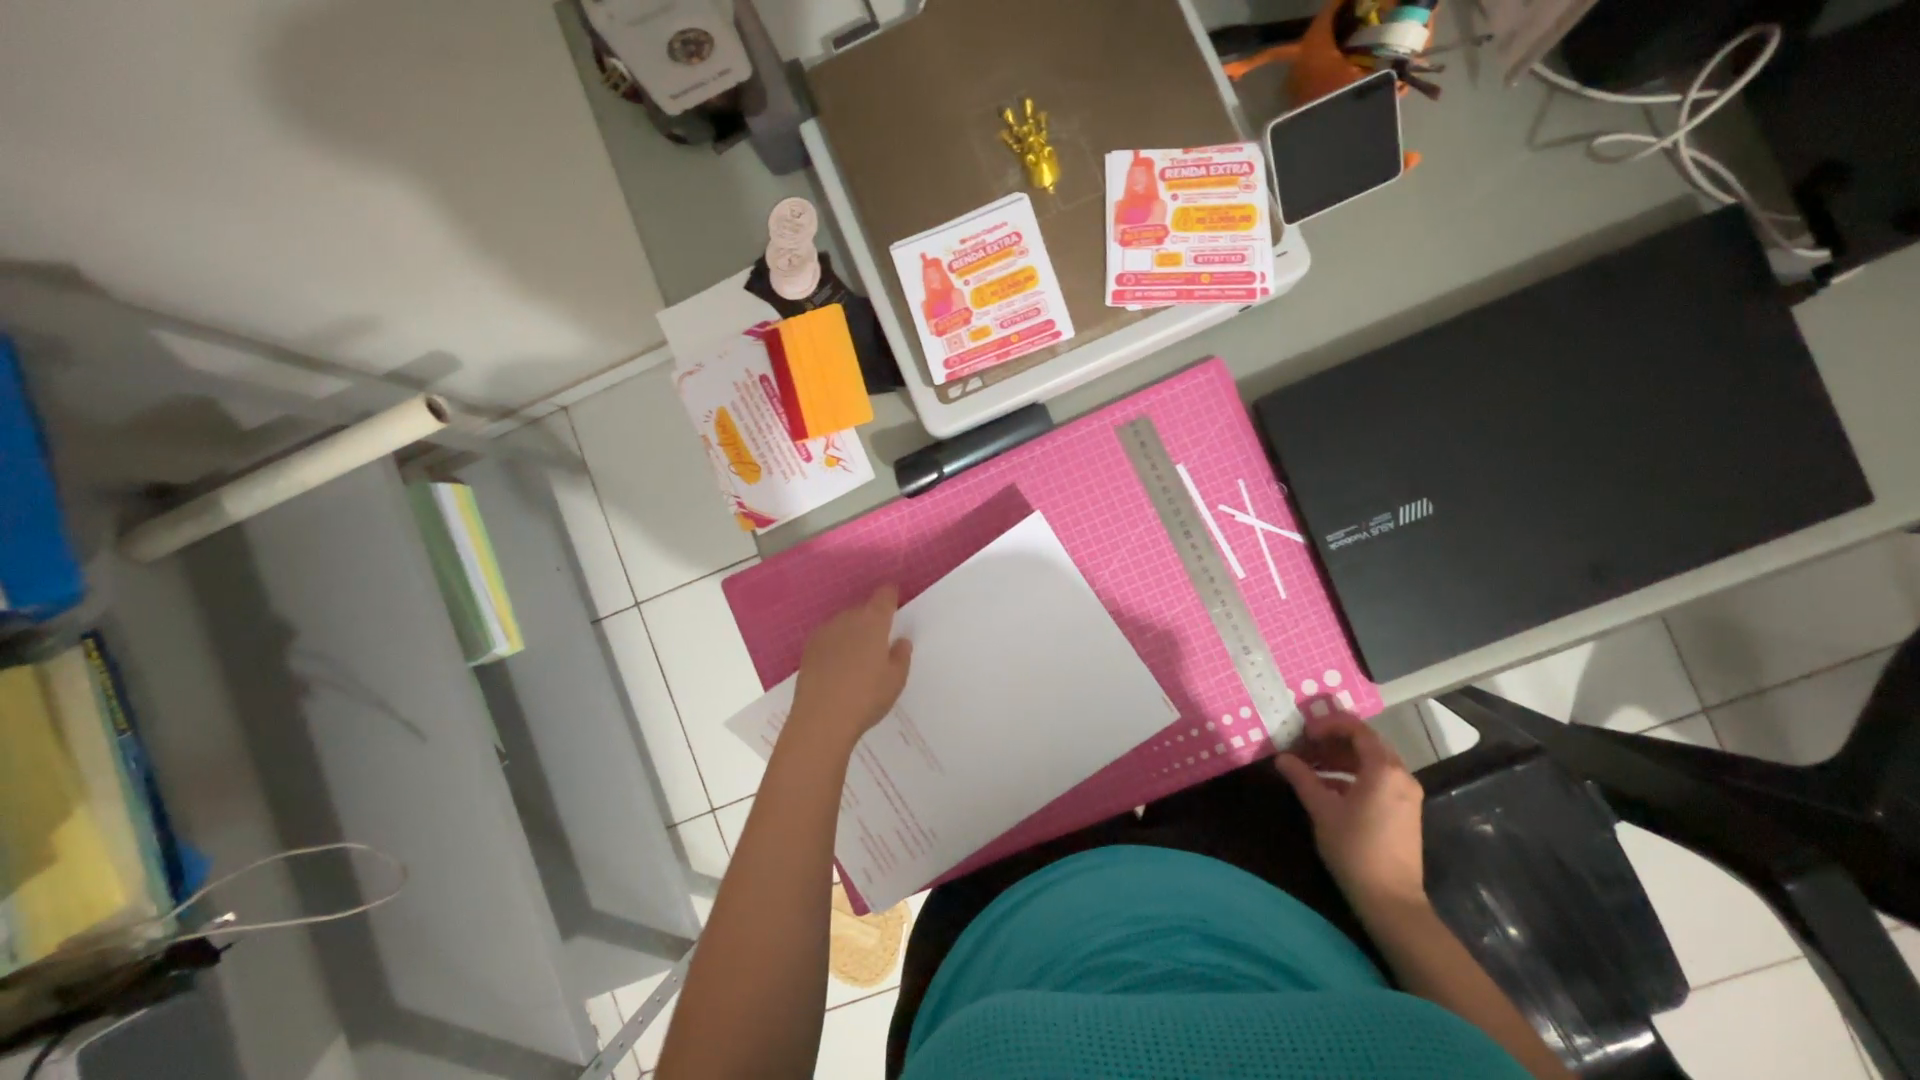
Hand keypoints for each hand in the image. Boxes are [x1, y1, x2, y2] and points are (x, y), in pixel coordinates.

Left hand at [787, 586, 912, 751]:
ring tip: (858, 658)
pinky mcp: (808, 649)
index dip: (891, 597)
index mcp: (873, 622)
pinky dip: (836, 645)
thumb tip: (900, 641)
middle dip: (872, 620)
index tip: (895, 604)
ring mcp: (824, 632)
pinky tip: (838, 666)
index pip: (884, 596)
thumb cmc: (866, 697)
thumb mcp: (895, 680)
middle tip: (879, 642)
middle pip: (863, 610)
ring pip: (844, 623)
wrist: (821, 719)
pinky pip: (829, 638)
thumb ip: (901, 656)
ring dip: (852, 632)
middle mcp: (847, 619)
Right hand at [1274, 713, 1425, 910]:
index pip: (1357, 730)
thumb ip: (1303, 779)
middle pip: (1367, 744)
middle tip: (1304, 747)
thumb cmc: (1354, 848)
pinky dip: (1354, 777)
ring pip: (1373, 763)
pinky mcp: (1406, 810)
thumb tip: (1282, 758)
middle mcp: (1401, 775)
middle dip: (1333, 742)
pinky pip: (1379, 780)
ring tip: (1311, 767)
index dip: (1329, 725)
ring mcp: (1407, 794)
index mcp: (1384, 769)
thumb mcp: (1322, 810)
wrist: (1390, 898)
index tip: (1304, 733)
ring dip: (1342, 760)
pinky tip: (1329, 789)